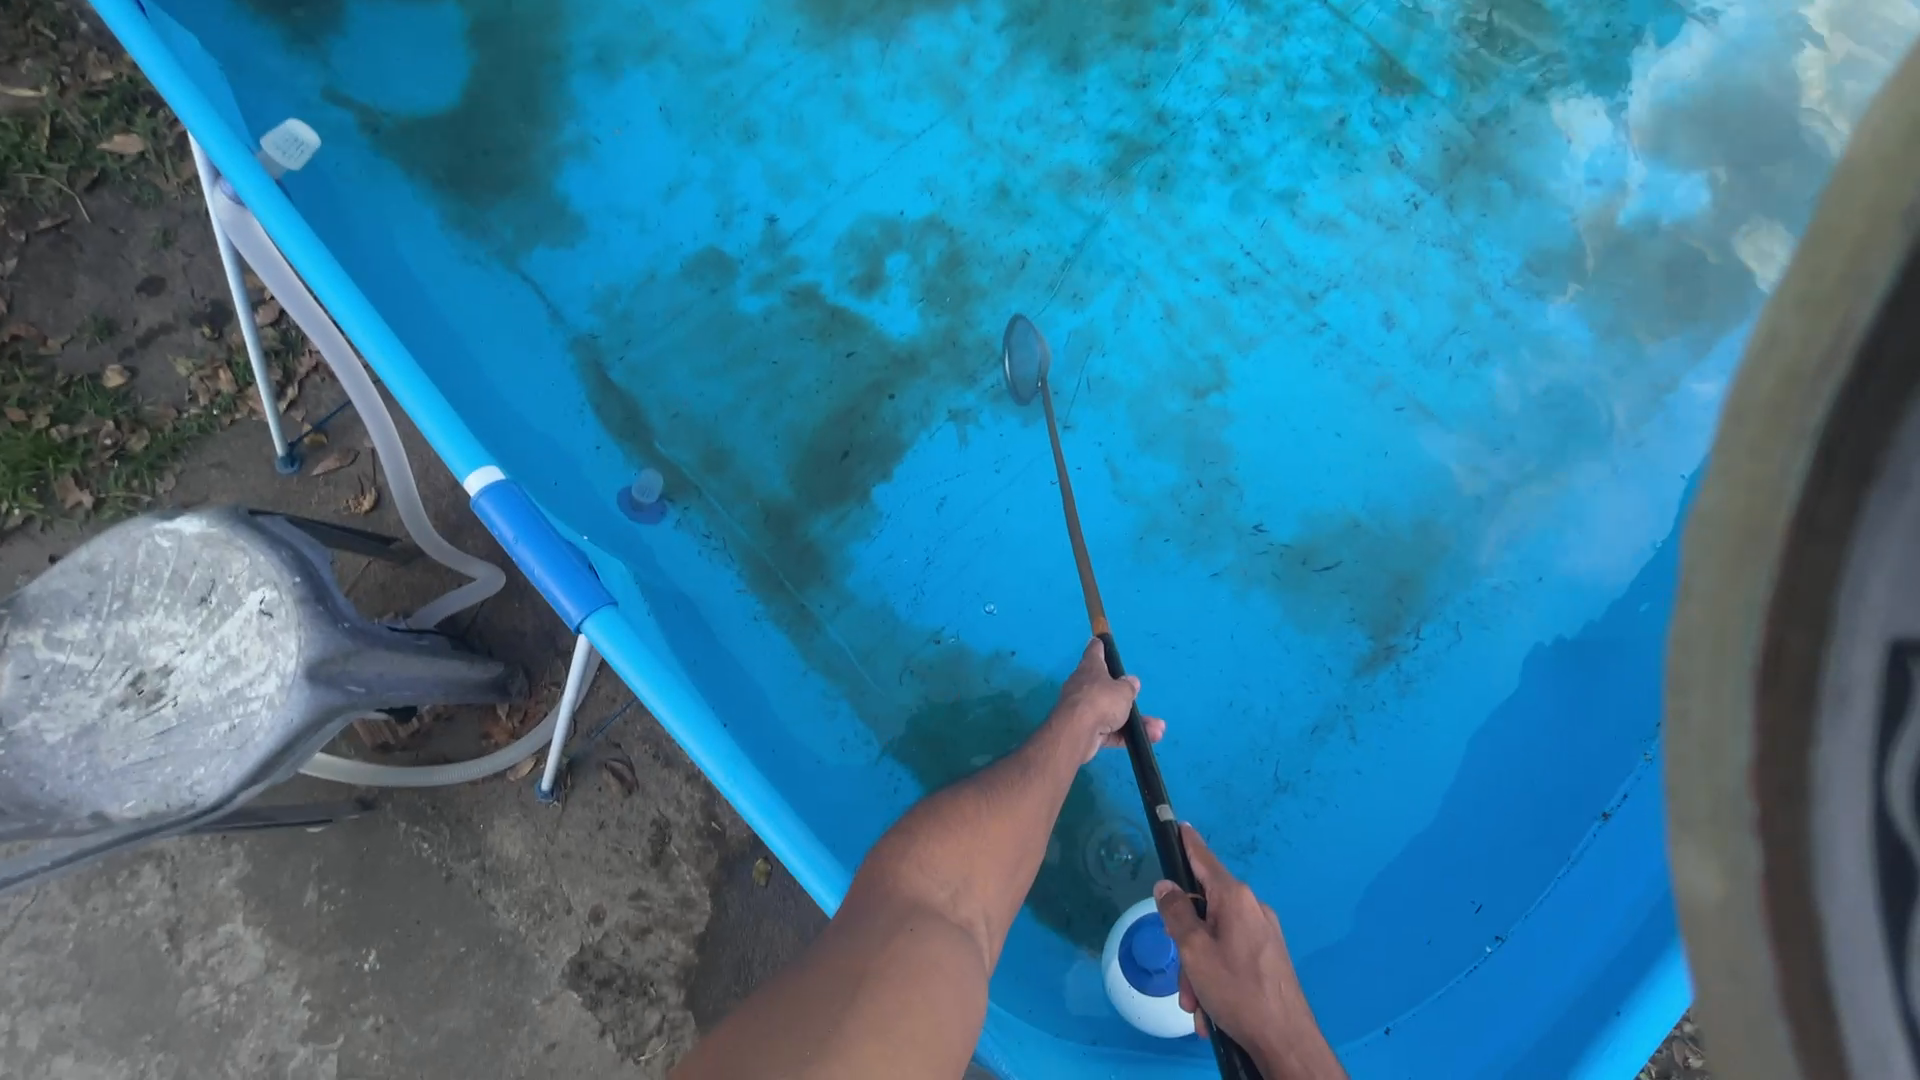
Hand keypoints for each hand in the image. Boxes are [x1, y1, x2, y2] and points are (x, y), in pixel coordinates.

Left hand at [1047, 638, 1164, 764]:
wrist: (1077, 732)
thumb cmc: (1101, 701)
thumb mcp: (1123, 691)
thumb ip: (1129, 686)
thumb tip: (1131, 681)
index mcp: (1090, 668)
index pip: (1094, 652)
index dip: (1099, 646)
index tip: (1100, 641)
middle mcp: (1083, 686)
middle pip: (1104, 686)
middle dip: (1124, 695)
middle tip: (1138, 698)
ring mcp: (1082, 709)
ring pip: (1111, 713)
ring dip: (1134, 721)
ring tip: (1157, 729)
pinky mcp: (1084, 731)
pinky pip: (1109, 731)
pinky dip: (1124, 735)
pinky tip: (1145, 740)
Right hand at [1154, 825, 1344, 1079]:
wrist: (1287, 1042)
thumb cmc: (1237, 989)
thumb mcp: (1193, 951)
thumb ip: (1176, 913)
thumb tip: (1166, 886)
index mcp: (1234, 898)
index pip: (1203, 858)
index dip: (1187, 842)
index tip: (1178, 825)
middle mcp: (1251, 908)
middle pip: (1204, 909)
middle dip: (1186, 943)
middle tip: (1183, 978)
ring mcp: (1264, 933)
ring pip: (1215, 937)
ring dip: (1199, 969)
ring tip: (1198, 1006)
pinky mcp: (1270, 957)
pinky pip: (1231, 954)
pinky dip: (1216, 976)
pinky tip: (1213, 1010)